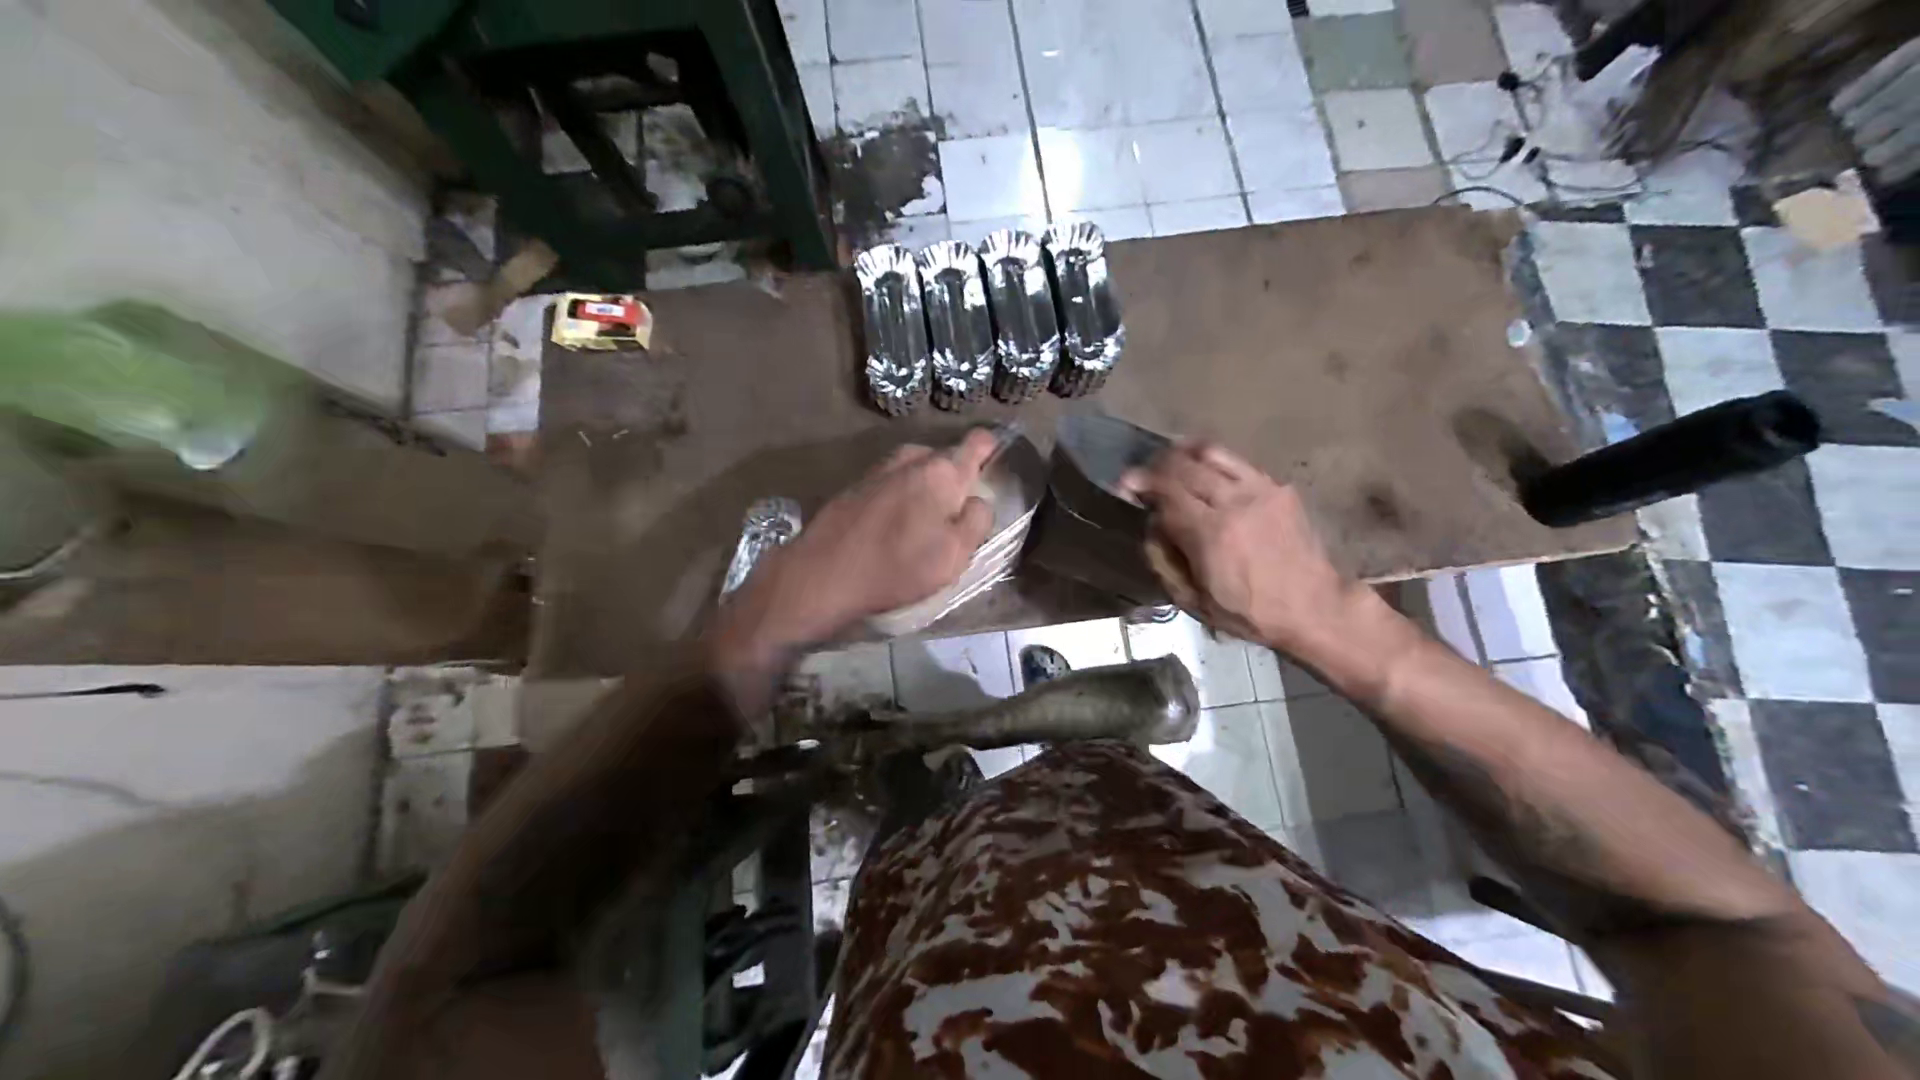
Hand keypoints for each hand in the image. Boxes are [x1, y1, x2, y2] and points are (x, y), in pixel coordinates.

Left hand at [709, 430, 996, 674]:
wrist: (822, 575)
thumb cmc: (896, 567)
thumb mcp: (955, 555)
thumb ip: (977, 520)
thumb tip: (979, 499)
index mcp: (942, 470)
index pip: (979, 442)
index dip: (991, 453)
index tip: (993, 477)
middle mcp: (911, 457)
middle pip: (947, 460)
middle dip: (957, 482)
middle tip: (955, 521)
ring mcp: (880, 468)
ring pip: (919, 473)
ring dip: (927, 493)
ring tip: (922, 530)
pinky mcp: (857, 484)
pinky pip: (894, 483)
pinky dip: (902, 500)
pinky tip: (893, 530)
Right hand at [1121, 440, 1370, 662]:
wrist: (1315, 607)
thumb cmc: (1250, 613)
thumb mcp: (1195, 600)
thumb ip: (1165, 561)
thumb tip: (1152, 526)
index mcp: (1209, 534)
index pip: (1165, 493)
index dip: (1140, 483)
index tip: (1125, 484)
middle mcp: (1233, 503)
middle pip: (1185, 467)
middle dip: (1157, 466)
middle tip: (1145, 474)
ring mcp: (1260, 491)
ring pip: (1212, 454)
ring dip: (1185, 455)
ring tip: (1172, 461)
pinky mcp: (1279, 489)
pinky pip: (1239, 463)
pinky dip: (1215, 462)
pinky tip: (1208, 472)